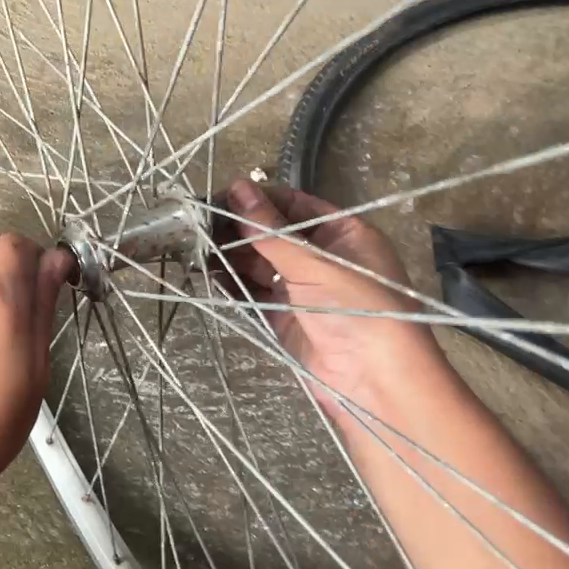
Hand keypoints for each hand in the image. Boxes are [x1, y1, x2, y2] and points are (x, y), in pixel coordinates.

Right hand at [218, 179, 446, 414]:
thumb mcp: (315, 264)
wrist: (375, 382)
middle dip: (236, 229)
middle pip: (270, 234)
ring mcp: (299, 287)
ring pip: (257, 263)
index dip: (257, 199)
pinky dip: (229, 283)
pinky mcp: (281, 315)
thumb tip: (237, 186)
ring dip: (228, 255)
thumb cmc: (358, 311)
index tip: (217, 196)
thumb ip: (271, 230)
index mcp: (342, 235)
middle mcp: (320, 258)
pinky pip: (250, 292)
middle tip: (196, 222)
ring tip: (194, 246)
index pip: (293, 205)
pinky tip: (206, 273)